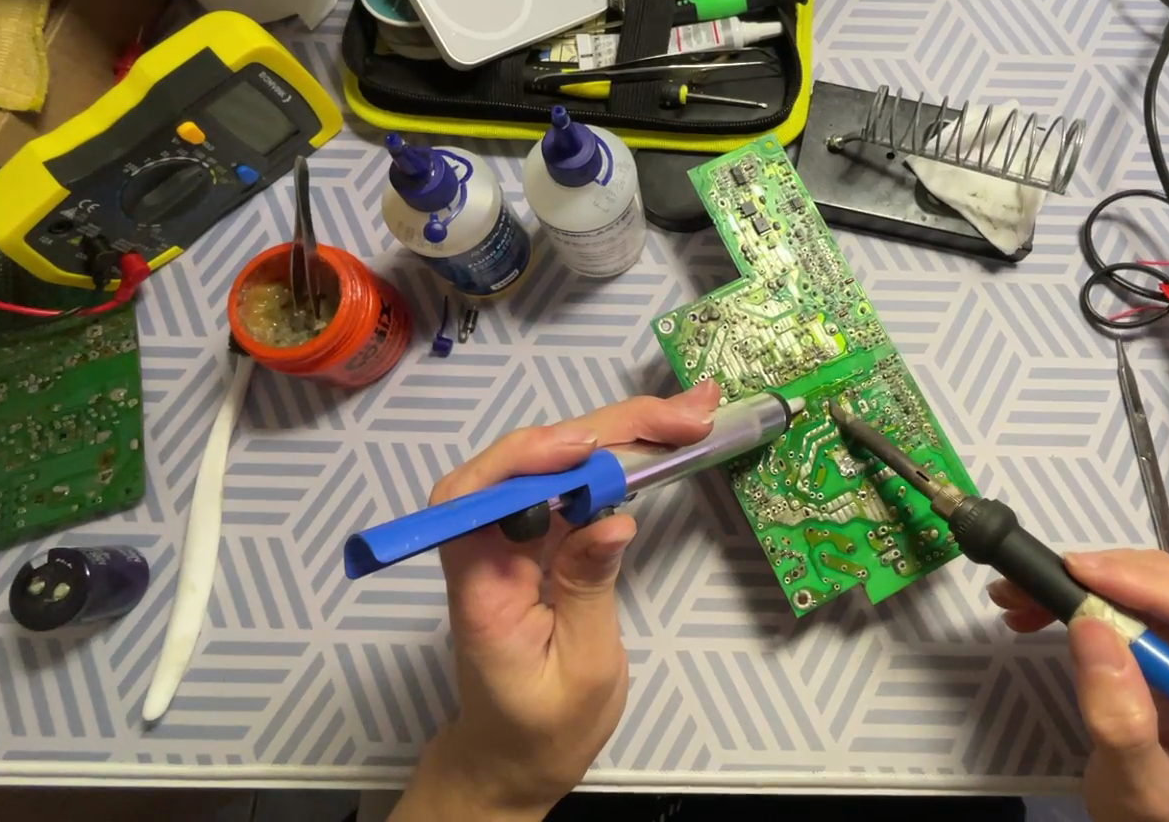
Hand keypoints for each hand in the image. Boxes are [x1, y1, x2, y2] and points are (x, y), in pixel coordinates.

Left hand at [393, 381, 721, 821]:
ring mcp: (522, 529)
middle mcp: (492, 540)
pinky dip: (627, 452)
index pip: (477, 496)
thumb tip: (613, 519)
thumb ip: (587, 589)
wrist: (516, 753)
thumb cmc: (540, 728)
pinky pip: (581, 477)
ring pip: (565, 458)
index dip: (525, 458)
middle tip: (686, 416)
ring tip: (692, 414)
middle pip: (536, 460)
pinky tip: (667, 435)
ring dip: (627, 429)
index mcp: (480, 581)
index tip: (583, 447)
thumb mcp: (578, 671)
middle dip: (609, 429)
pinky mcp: (549, 528)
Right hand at [987, 549, 1168, 821]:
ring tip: (1022, 599)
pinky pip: (1136, 605)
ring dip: (1086, 586)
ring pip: (1155, 587)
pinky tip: (1038, 611)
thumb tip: (1091, 627)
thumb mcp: (1137, 789)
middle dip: (1105, 581)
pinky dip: (1085, 600)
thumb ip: (1121, 722)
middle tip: (1034, 585)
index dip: (1152, 588)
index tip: (1080, 574)